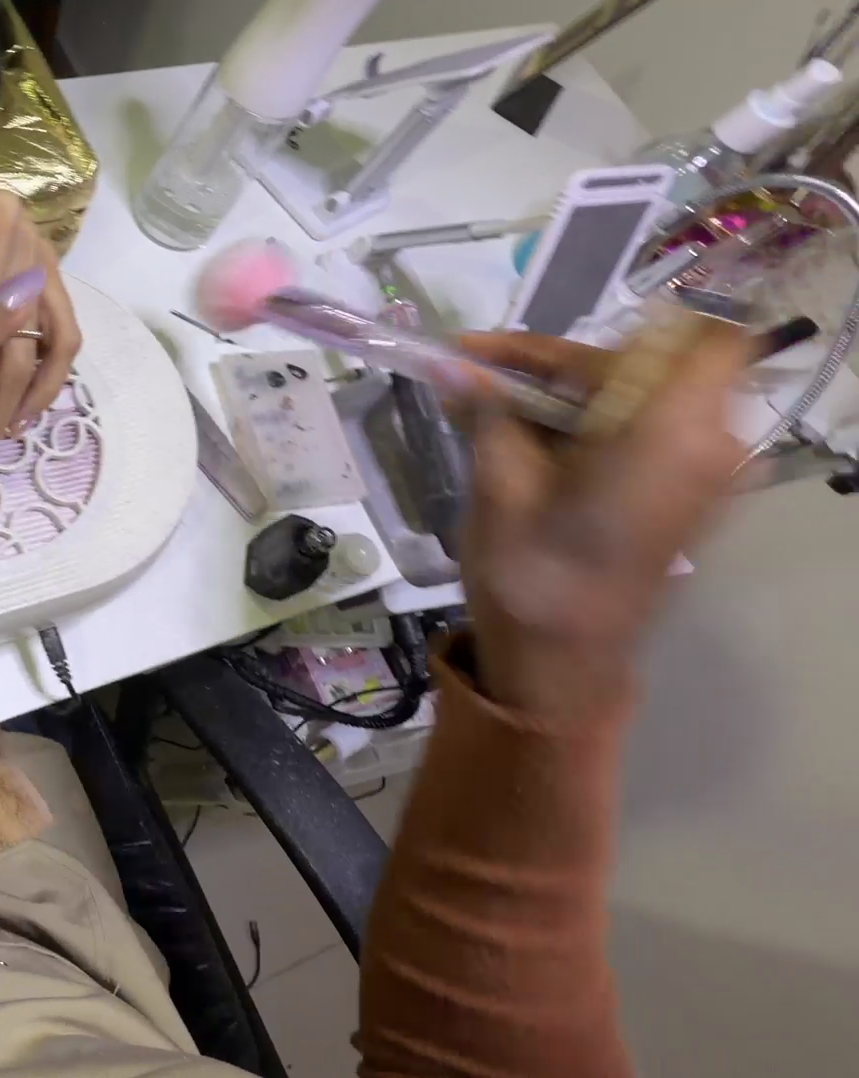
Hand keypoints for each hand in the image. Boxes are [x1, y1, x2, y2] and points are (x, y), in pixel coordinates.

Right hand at [454, 325, 748, 718]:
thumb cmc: (530, 576)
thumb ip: (487, 417)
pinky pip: (639, 431)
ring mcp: (700, 469)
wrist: (563, 660)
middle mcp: (706, 442)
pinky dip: (580, 424)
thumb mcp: (498, 489)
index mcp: (669, 435)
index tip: (497, 351)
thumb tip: (453, 366)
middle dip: (553, 365)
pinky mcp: (681, 492)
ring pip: (636, 398)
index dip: (591, 334)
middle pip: (643, 366)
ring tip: (481, 411)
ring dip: (560, 395)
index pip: (672, 337)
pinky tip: (520, 443)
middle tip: (469, 378)